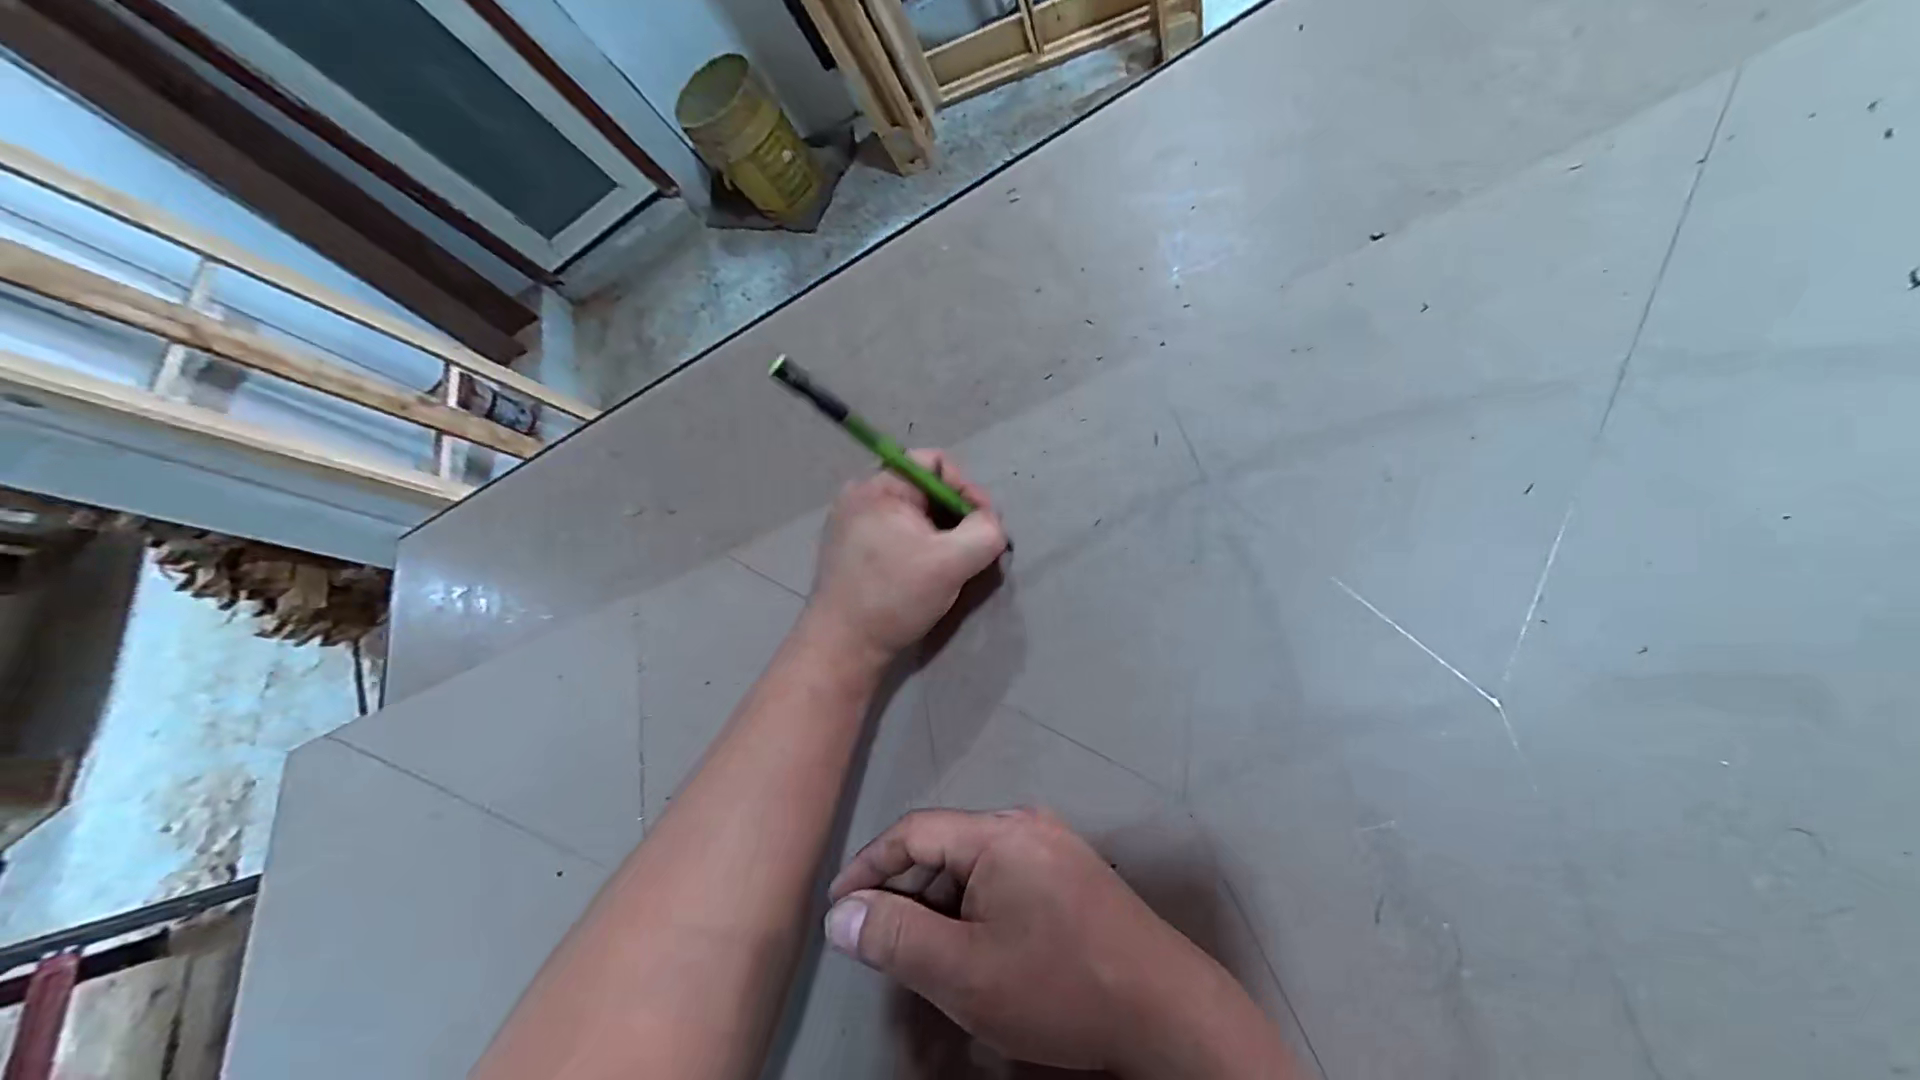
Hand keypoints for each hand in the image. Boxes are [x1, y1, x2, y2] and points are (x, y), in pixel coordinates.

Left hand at [800, 450, 1006, 664]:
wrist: (843, 647)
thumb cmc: (893, 597)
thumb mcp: (951, 563)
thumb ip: (985, 533)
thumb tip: (992, 525)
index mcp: (879, 486)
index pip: (936, 462)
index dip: (967, 488)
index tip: (983, 524)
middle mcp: (862, 496)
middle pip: (927, 488)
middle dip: (957, 515)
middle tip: (973, 548)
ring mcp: (855, 524)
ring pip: (916, 515)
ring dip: (943, 535)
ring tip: (955, 564)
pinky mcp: (856, 550)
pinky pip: (900, 534)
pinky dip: (923, 548)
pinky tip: (930, 575)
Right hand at [824, 809, 1298, 1078]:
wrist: (1167, 1012)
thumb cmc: (1057, 986)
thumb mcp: (963, 971)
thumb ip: (896, 937)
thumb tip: (841, 913)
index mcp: (998, 832)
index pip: (913, 832)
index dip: (868, 867)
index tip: (837, 908)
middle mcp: (1025, 824)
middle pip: (944, 847)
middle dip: (906, 893)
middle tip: (882, 943)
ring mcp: (1053, 845)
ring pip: (974, 865)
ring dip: (941, 904)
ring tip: (928, 955)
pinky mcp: (1070, 871)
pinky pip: (1004, 877)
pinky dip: (976, 908)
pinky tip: (977, 948)